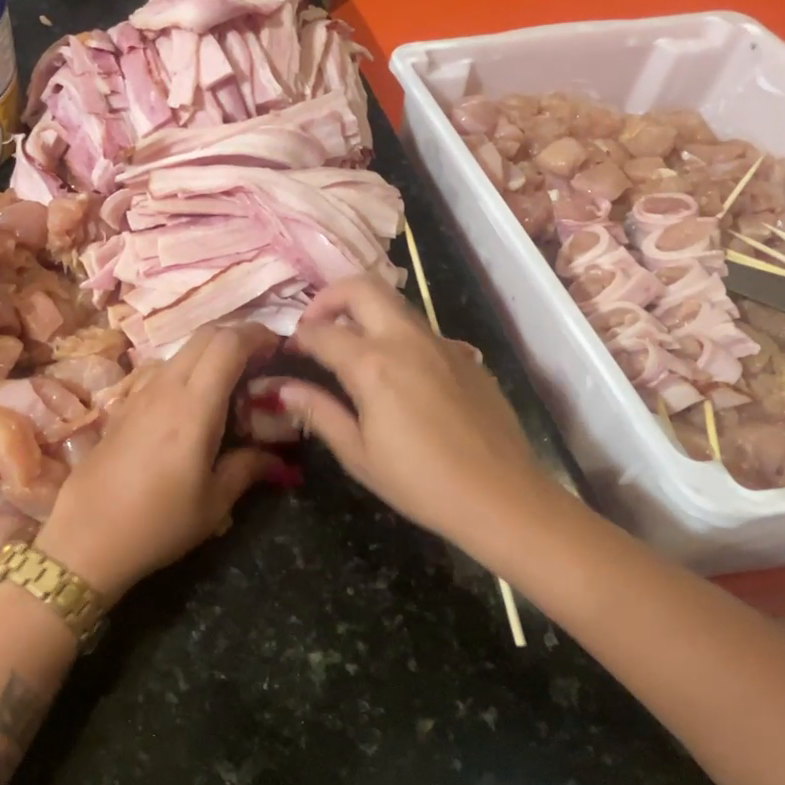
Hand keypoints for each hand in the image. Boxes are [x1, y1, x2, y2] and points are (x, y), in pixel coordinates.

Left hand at [33, 324, 285, 600]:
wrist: (87, 536)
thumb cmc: (157, 522)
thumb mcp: (213, 503)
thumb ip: (247, 468)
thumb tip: (276, 457)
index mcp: (194, 404)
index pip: (229, 343)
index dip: (258, 335)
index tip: (280, 349)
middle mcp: (166, 386)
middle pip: (206, 335)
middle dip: (239, 336)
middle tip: (263, 361)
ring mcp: (140, 392)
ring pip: (182, 350)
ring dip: (211, 352)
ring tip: (233, 382)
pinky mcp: (124, 405)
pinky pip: (162, 370)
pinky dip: (188, 369)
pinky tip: (195, 403)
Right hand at [254, 275, 541, 542]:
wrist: (503, 497)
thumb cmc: (421, 483)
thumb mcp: (358, 455)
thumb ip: (318, 412)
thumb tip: (282, 388)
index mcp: (372, 364)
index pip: (322, 330)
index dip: (299, 336)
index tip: (289, 349)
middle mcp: (405, 340)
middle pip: (361, 287)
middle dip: (330, 297)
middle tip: (317, 325)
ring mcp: (441, 343)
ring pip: (394, 303)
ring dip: (365, 311)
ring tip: (351, 344)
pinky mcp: (466, 356)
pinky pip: (422, 330)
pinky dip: (397, 334)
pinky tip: (398, 373)